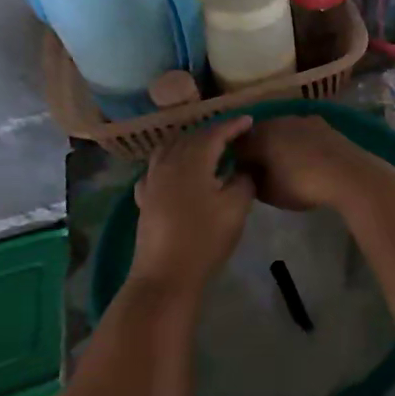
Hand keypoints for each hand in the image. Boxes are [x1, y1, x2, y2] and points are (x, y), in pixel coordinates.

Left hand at [131, 116, 255, 293]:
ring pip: (170, 149)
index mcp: (192, 161)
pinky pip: (156, 168)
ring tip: (206, 147)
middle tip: (232, 133)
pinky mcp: (144, 198)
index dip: (233, 126)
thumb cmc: (205, 239)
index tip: (249, 121)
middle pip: (190, 137)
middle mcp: (168, 163)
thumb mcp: (236, 208)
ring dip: (189, 142)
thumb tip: (244, 169)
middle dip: (212, 131)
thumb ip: (244, 181)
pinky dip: (171, 160)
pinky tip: (177, 171)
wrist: (166, 274)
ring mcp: (152, 180)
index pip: (214, 134)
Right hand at [237, 116, 384, 211]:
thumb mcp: (270, 193)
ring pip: (282, 130)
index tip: (242, 175)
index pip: (238, 146)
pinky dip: (300, 142)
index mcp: (259, 137)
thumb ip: (253, 182)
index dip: (238, 161)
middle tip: (264, 169)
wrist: (348, 174)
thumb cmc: (303, 185)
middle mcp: (277, 121)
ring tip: (287, 164)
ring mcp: (301, 119)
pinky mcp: (322, 123)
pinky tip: (307, 158)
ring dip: (280, 144)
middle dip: (258, 150)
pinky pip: (302, 132)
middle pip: (259, 134)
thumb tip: (249, 174)